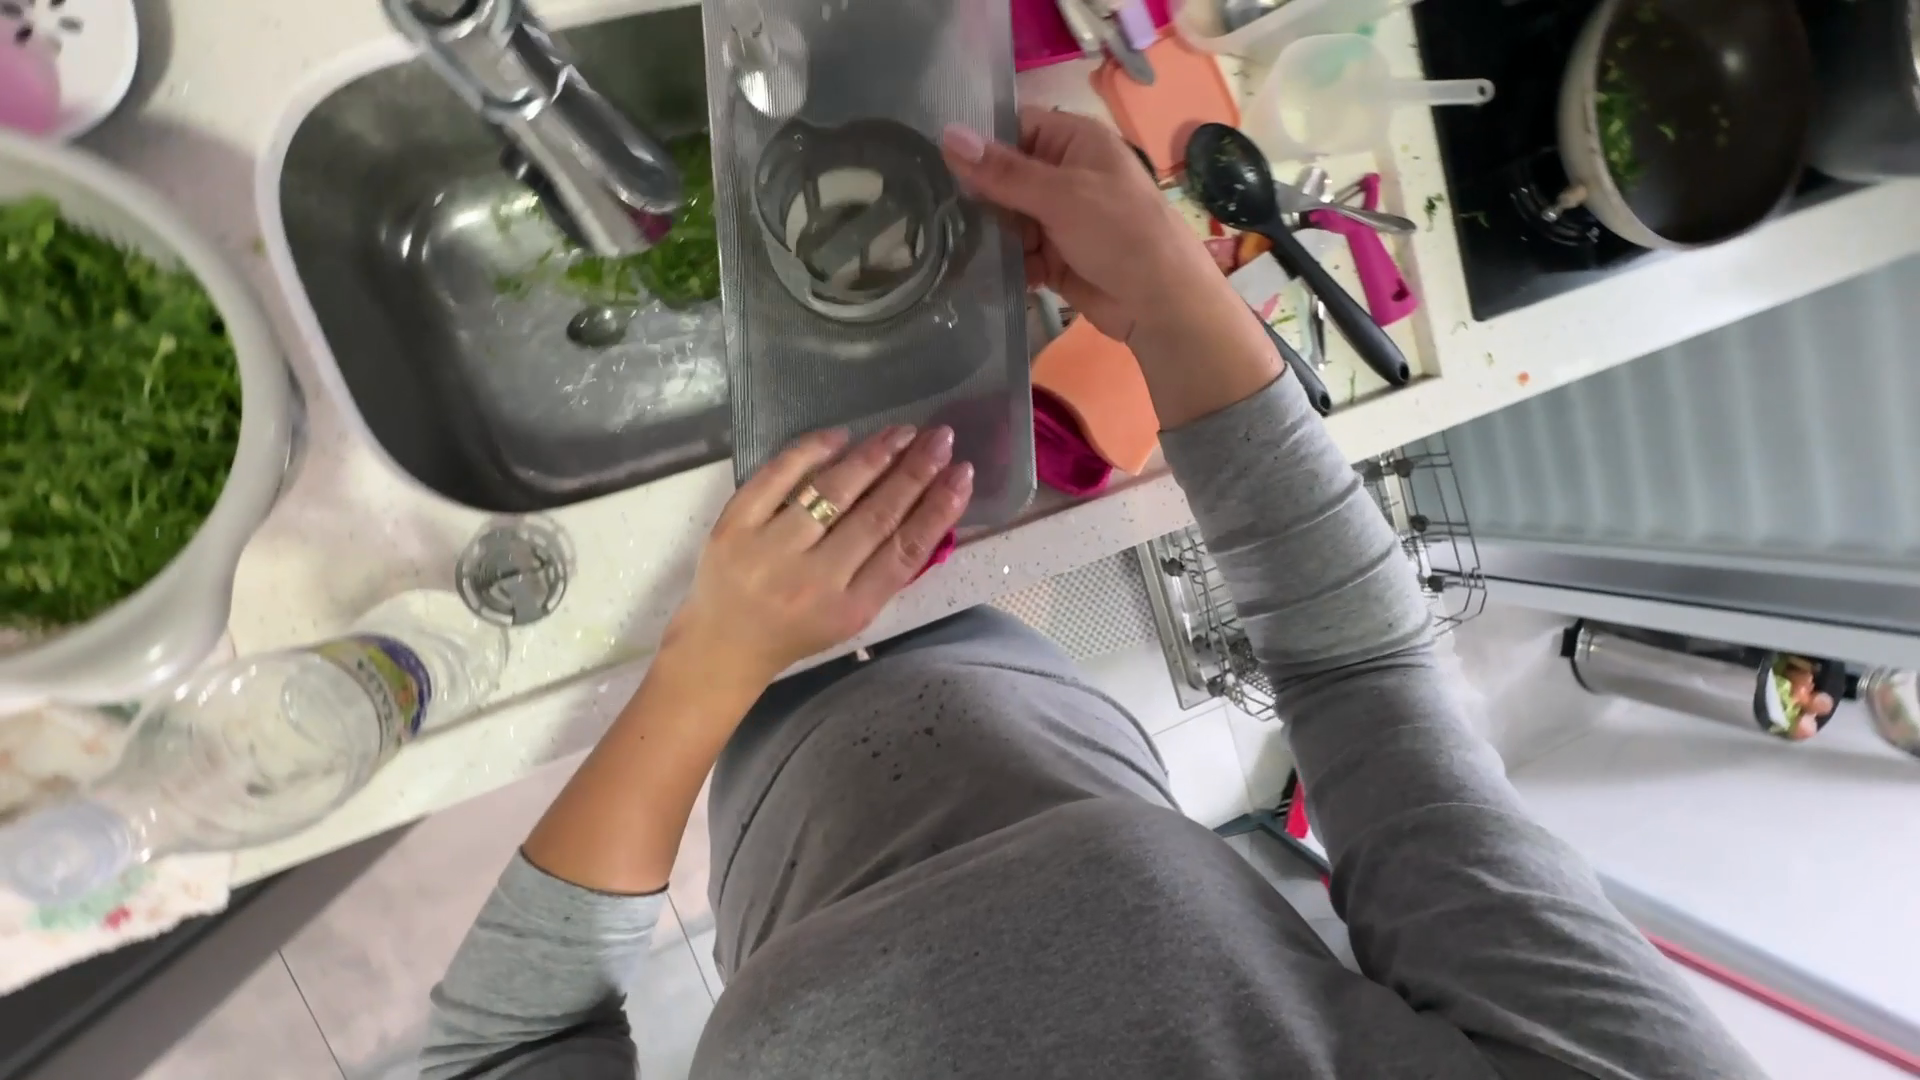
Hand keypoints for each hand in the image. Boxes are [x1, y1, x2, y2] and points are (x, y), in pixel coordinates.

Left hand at [665, 425, 972, 687]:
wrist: (723, 647)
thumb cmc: (797, 630)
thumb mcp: (850, 615)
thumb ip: (885, 570)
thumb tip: (927, 507)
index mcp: (849, 609)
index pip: (905, 551)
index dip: (938, 510)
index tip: (962, 474)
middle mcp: (813, 580)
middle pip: (875, 516)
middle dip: (914, 472)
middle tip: (940, 437)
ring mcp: (768, 551)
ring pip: (831, 492)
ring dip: (873, 456)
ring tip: (902, 432)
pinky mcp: (733, 527)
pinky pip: (777, 477)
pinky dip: (811, 451)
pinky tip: (842, 435)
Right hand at [940, 107, 1227, 343]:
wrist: (1157, 301)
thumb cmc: (1118, 232)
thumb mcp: (1060, 195)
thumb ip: (1002, 172)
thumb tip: (947, 135)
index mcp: (1074, 143)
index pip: (1016, 129)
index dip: (980, 146)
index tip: (938, 164)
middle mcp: (1066, 177)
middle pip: (1007, 179)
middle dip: (981, 198)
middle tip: (937, 213)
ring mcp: (1061, 222)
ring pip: (1010, 222)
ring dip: (992, 236)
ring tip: (958, 248)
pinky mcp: (1056, 261)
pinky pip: (1021, 257)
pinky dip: (1008, 265)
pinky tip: (986, 274)